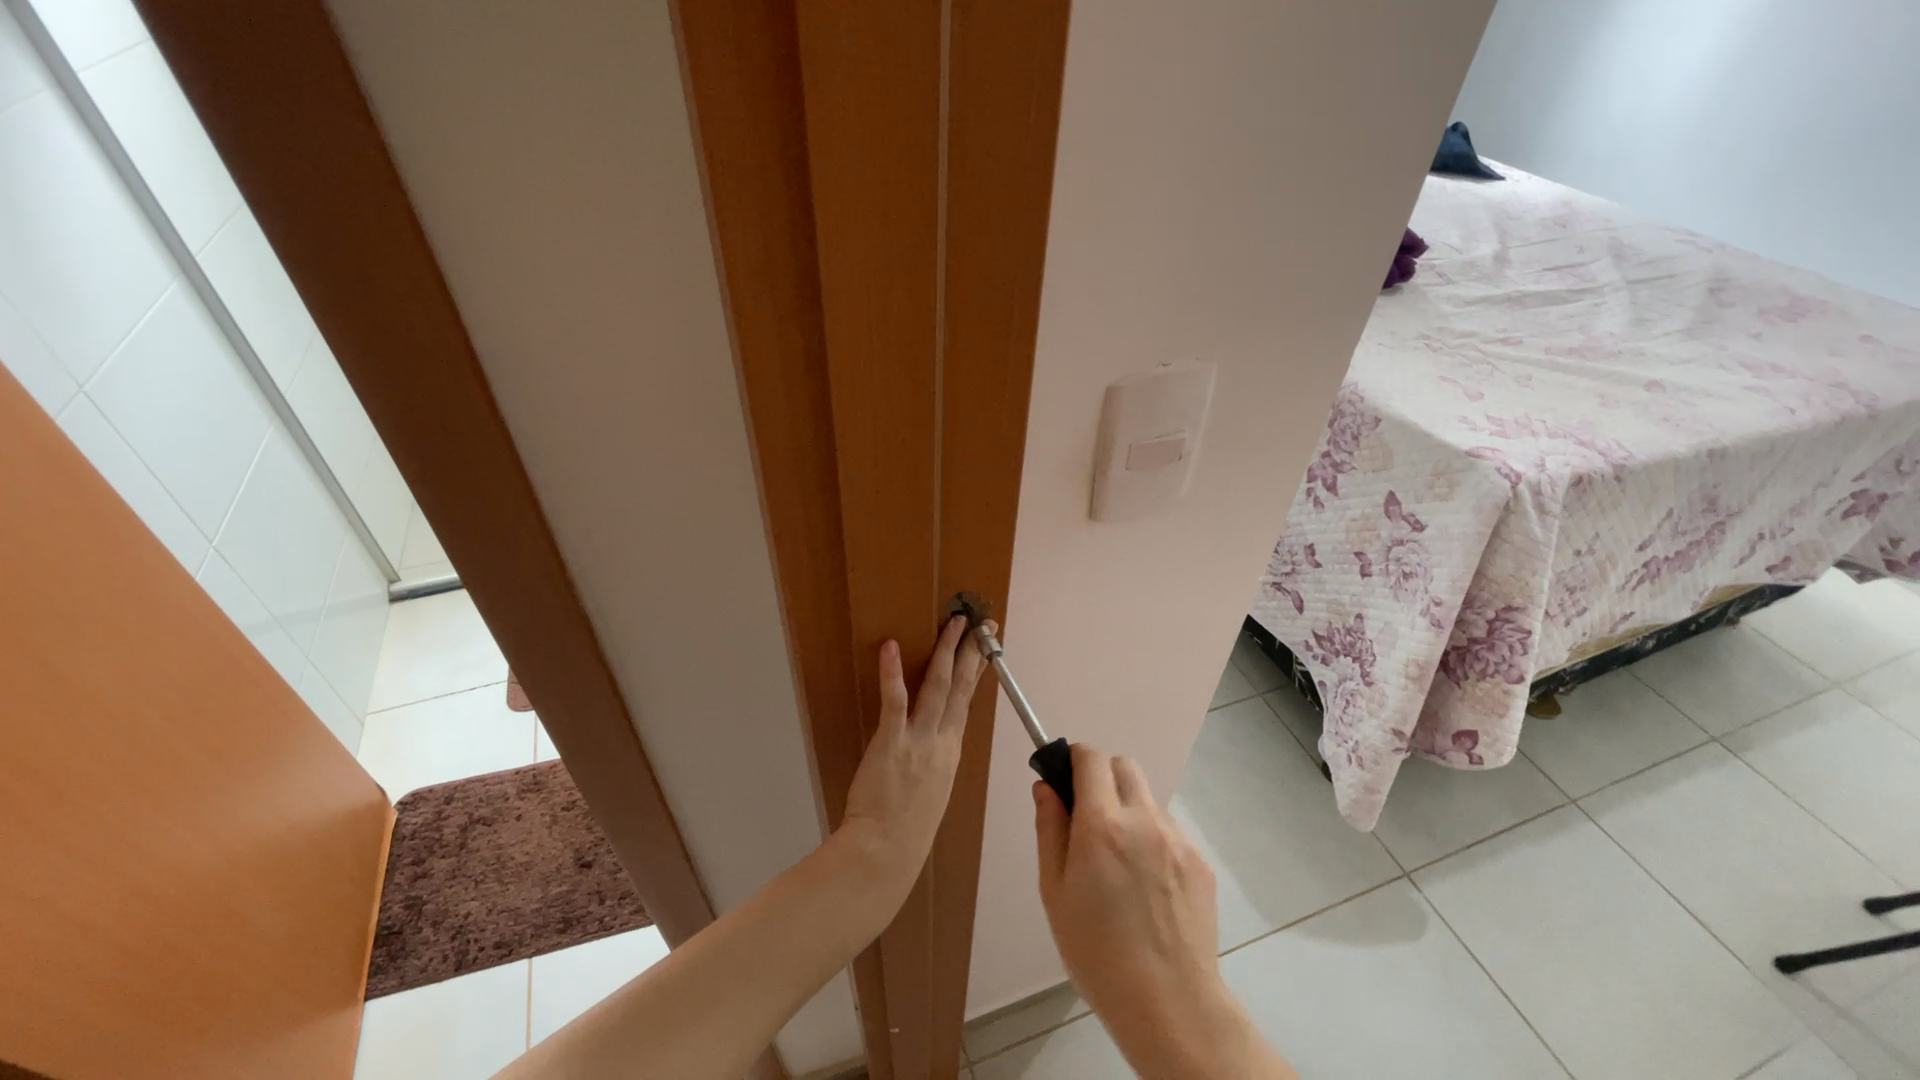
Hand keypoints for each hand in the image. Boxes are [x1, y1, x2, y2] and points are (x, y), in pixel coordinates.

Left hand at [839, 615, 989, 895]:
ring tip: (952, 623)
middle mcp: (942, 740)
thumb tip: (934, 743)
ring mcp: (919, 740)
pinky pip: (895, 700)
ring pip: (938, 686)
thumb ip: (934, 761)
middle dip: (970, 651)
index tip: (985, 647)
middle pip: (960, 687)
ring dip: (945, 650)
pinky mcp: (892, 741)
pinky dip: (892, 672)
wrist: (888, 849)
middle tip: (979, 623)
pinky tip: (890, 645)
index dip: (977, 671)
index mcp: (951, 751)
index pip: (967, 701)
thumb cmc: (906, 827)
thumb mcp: (933, 789)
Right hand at [1035, 745, 1294, 1078]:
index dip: (1074, 759)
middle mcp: (1143, 819)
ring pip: (1148, 800)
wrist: (1168, 1001)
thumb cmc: (1095, 951)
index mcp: (1101, 824)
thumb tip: (1046, 787)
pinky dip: (1153, 841)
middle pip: (1124, 766)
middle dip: (1102, 776)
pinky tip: (1148, 888)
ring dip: (1129, 811)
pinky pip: (1170, 833)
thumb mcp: (1054, 891)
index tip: (1065, 778)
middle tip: (1089, 817)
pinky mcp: (1200, 862)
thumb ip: (1050, 829)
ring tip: (1121, 866)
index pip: (1091, 757)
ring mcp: (1178, 839)